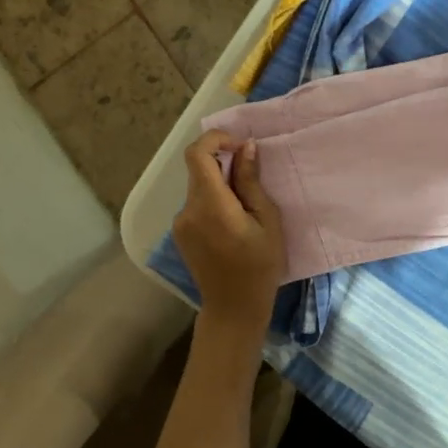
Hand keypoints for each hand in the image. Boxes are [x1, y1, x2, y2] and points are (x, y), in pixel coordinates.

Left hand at [172, 129, 286, 318]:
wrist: (233, 307)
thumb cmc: (260, 266)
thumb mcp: (267, 222)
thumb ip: (251, 182)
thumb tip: (245, 148)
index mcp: (211, 205)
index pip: (197, 154)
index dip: (216, 140)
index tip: (240, 147)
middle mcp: (188, 210)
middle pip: (198, 170)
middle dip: (223, 165)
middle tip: (252, 181)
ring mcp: (180, 223)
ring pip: (198, 188)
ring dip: (220, 186)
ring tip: (245, 209)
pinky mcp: (180, 234)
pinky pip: (196, 205)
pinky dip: (213, 202)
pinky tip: (232, 224)